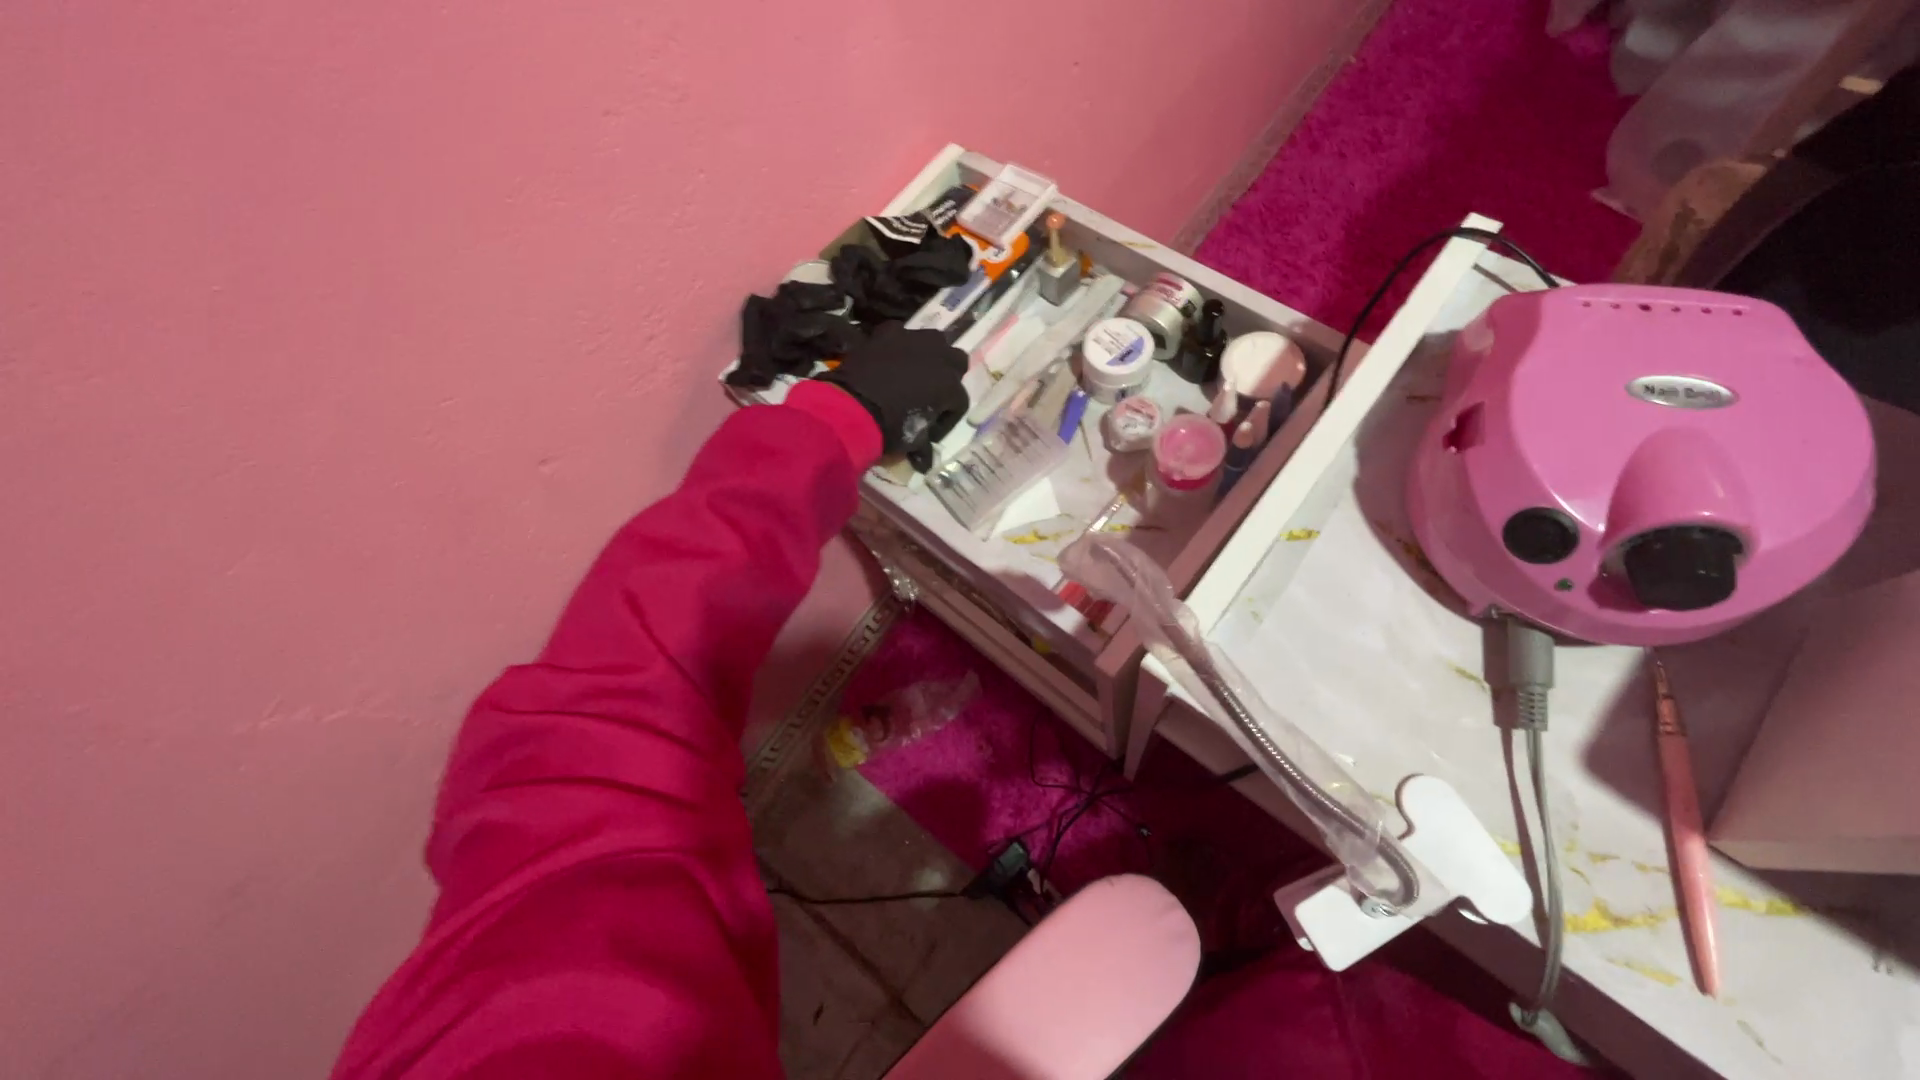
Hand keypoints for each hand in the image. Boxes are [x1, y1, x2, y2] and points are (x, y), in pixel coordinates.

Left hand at [817, 322, 968, 471]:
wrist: (850, 407)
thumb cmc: (888, 428)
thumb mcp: (912, 442)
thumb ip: (924, 446)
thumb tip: (924, 460)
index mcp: (950, 387)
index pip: (959, 403)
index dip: (946, 419)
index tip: (931, 431)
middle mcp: (939, 358)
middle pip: (956, 362)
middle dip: (947, 377)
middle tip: (930, 395)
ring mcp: (914, 340)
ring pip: (934, 341)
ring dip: (929, 355)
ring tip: (913, 372)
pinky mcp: (889, 333)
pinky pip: (901, 334)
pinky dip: (899, 345)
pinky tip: (888, 359)